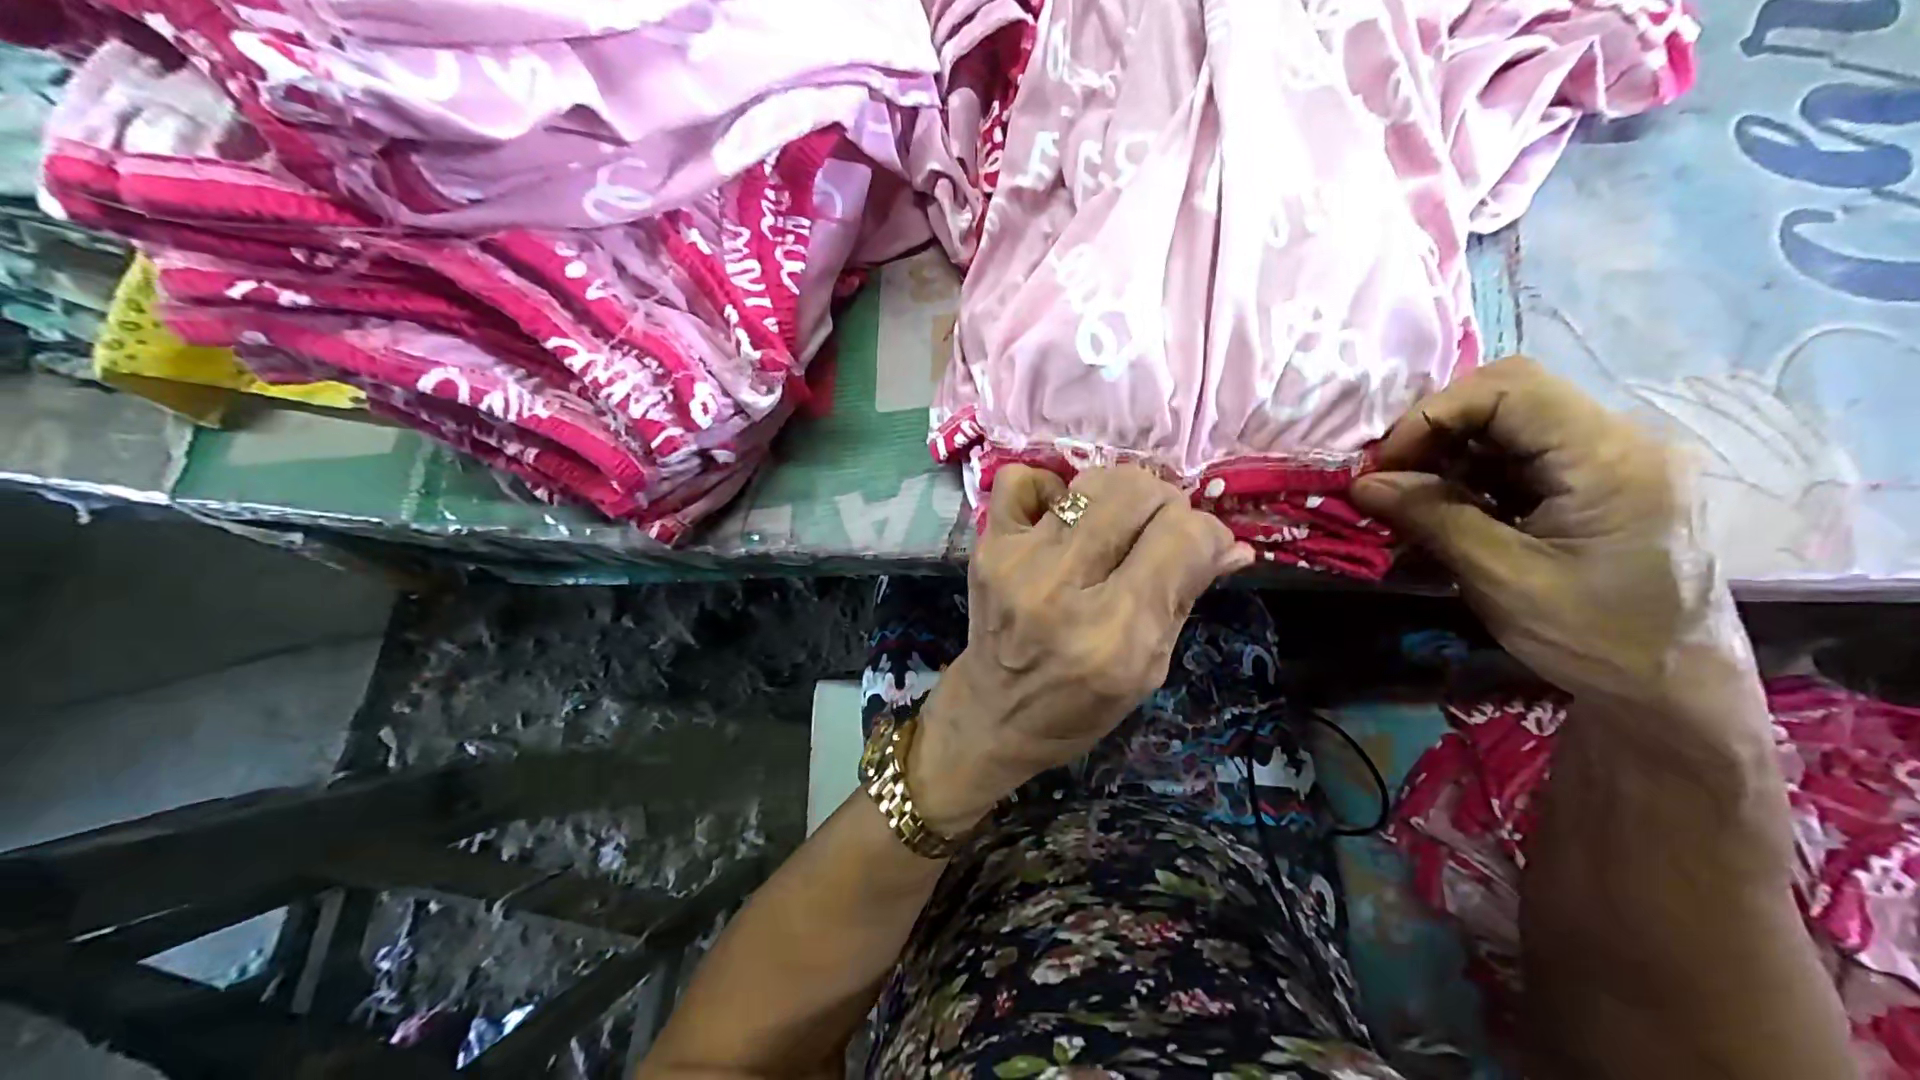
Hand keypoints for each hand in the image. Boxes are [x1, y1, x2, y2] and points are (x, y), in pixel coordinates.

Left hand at [910, 465, 1253, 834]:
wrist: (995, 714)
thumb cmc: (1079, 704)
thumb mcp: (1148, 669)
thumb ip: (1185, 597)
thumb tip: (1231, 543)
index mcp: (1115, 635)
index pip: (1182, 537)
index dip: (1206, 533)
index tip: (1201, 547)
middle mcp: (1063, 589)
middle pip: (1137, 494)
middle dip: (1165, 505)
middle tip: (1158, 533)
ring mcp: (1018, 562)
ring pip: (1092, 482)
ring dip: (1119, 496)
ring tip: (1116, 526)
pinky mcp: (987, 547)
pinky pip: (1022, 479)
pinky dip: (1050, 488)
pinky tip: (1060, 517)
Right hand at [1349, 356, 1756, 714]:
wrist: (1672, 688)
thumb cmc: (1594, 637)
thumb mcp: (1502, 578)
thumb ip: (1432, 518)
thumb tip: (1363, 484)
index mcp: (1611, 457)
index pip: (1509, 388)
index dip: (1433, 414)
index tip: (1387, 465)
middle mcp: (1622, 441)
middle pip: (1510, 394)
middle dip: (1436, 430)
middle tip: (1393, 478)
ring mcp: (1614, 460)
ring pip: (1511, 421)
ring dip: (1450, 452)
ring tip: (1414, 498)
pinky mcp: (1601, 482)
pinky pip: (1524, 453)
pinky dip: (1474, 471)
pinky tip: (1451, 508)